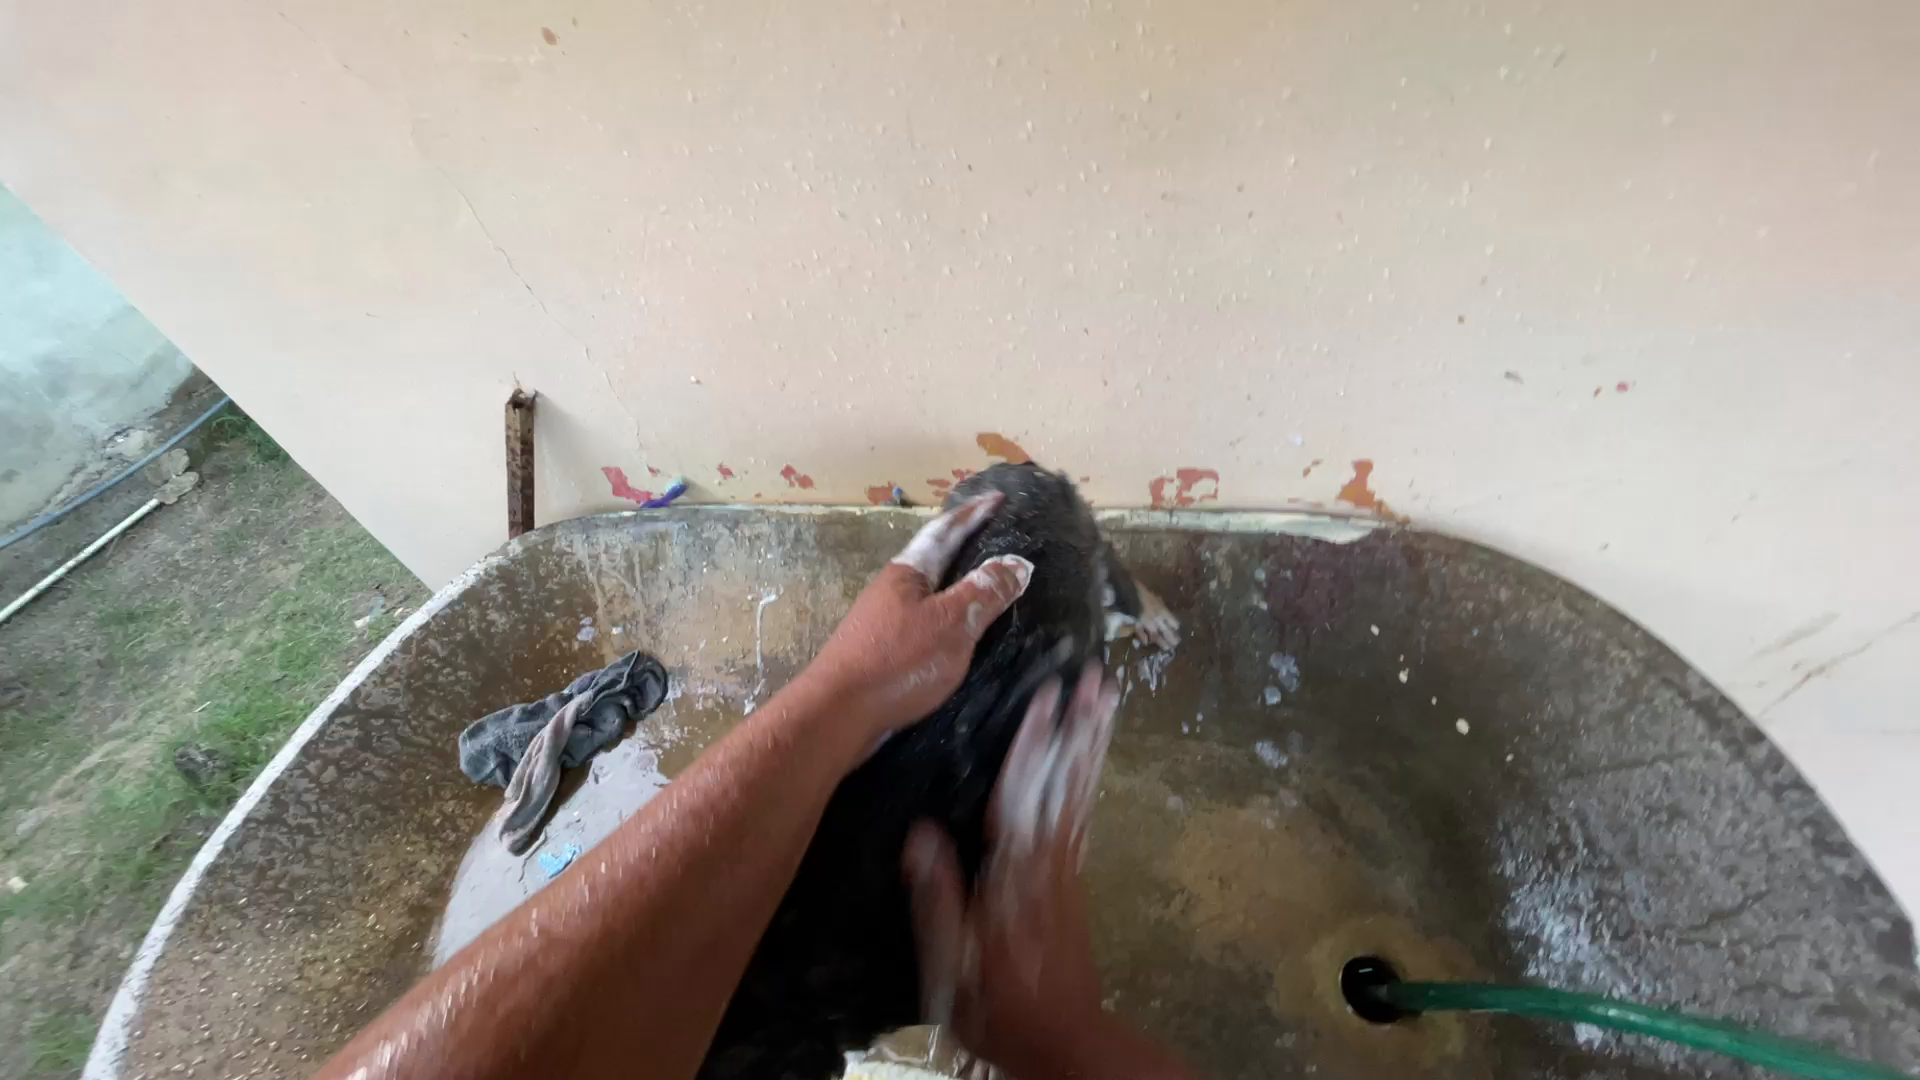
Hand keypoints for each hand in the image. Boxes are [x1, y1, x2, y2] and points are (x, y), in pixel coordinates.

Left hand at [798, 492, 1032, 742]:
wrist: (838, 715)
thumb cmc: (897, 662)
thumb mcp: (951, 624)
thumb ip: (984, 592)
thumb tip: (1017, 563)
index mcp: (910, 572)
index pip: (947, 530)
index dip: (975, 513)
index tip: (999, 497)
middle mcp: (896, 589)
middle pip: (937, 556)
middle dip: (966, 543)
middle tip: (997, 532)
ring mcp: (887, 620)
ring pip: (932, 591)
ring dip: (960, 582)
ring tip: (989, 581)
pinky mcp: (887, 651)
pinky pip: (929, 620)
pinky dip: (952, 616)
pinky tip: (964, 632)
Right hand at [903, 663, 1187, 1079]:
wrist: (1065, 1039)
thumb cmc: (999, 999)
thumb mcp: (952, 960)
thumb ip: (938, 897)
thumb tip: (919, 832)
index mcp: (1017, 866)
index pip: (1024, 789)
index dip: (1035, 739)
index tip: (1048, 692)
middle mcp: (1051, 851)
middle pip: (1067, 775)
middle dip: (1081, 722)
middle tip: (1099, 674)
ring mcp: (1070, 857)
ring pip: (1084, 784)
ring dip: (1096, 736)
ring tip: (1108, 694)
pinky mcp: (1077, 867)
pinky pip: (1088, 805)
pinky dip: (1095, 769)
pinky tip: (1098, 747)